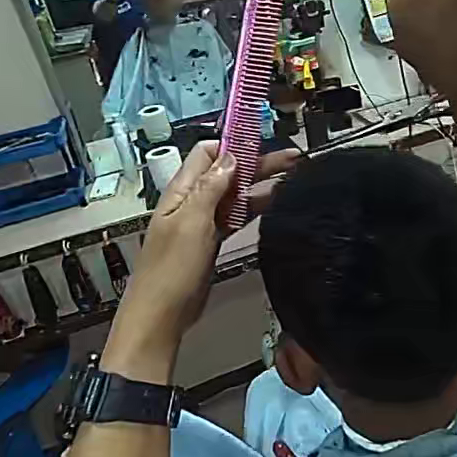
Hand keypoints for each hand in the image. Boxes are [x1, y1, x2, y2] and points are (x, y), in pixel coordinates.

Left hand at [109, 142, 300, 358]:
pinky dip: (256, 205)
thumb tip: (231, 157)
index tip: (264, 141)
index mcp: (181, 191)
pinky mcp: (214, 240)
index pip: (207, 153)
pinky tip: (276, 202)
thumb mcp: (191, 223)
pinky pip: (237, 215)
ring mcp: (203, 221)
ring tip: (293, 177)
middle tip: (293, 158)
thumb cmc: (172, 269)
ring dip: (261, 182)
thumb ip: (210, 188)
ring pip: (236, 193)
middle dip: (258, 161)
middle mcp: (192, 201)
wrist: (162, 315)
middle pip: (227, 172)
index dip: (234, 144)